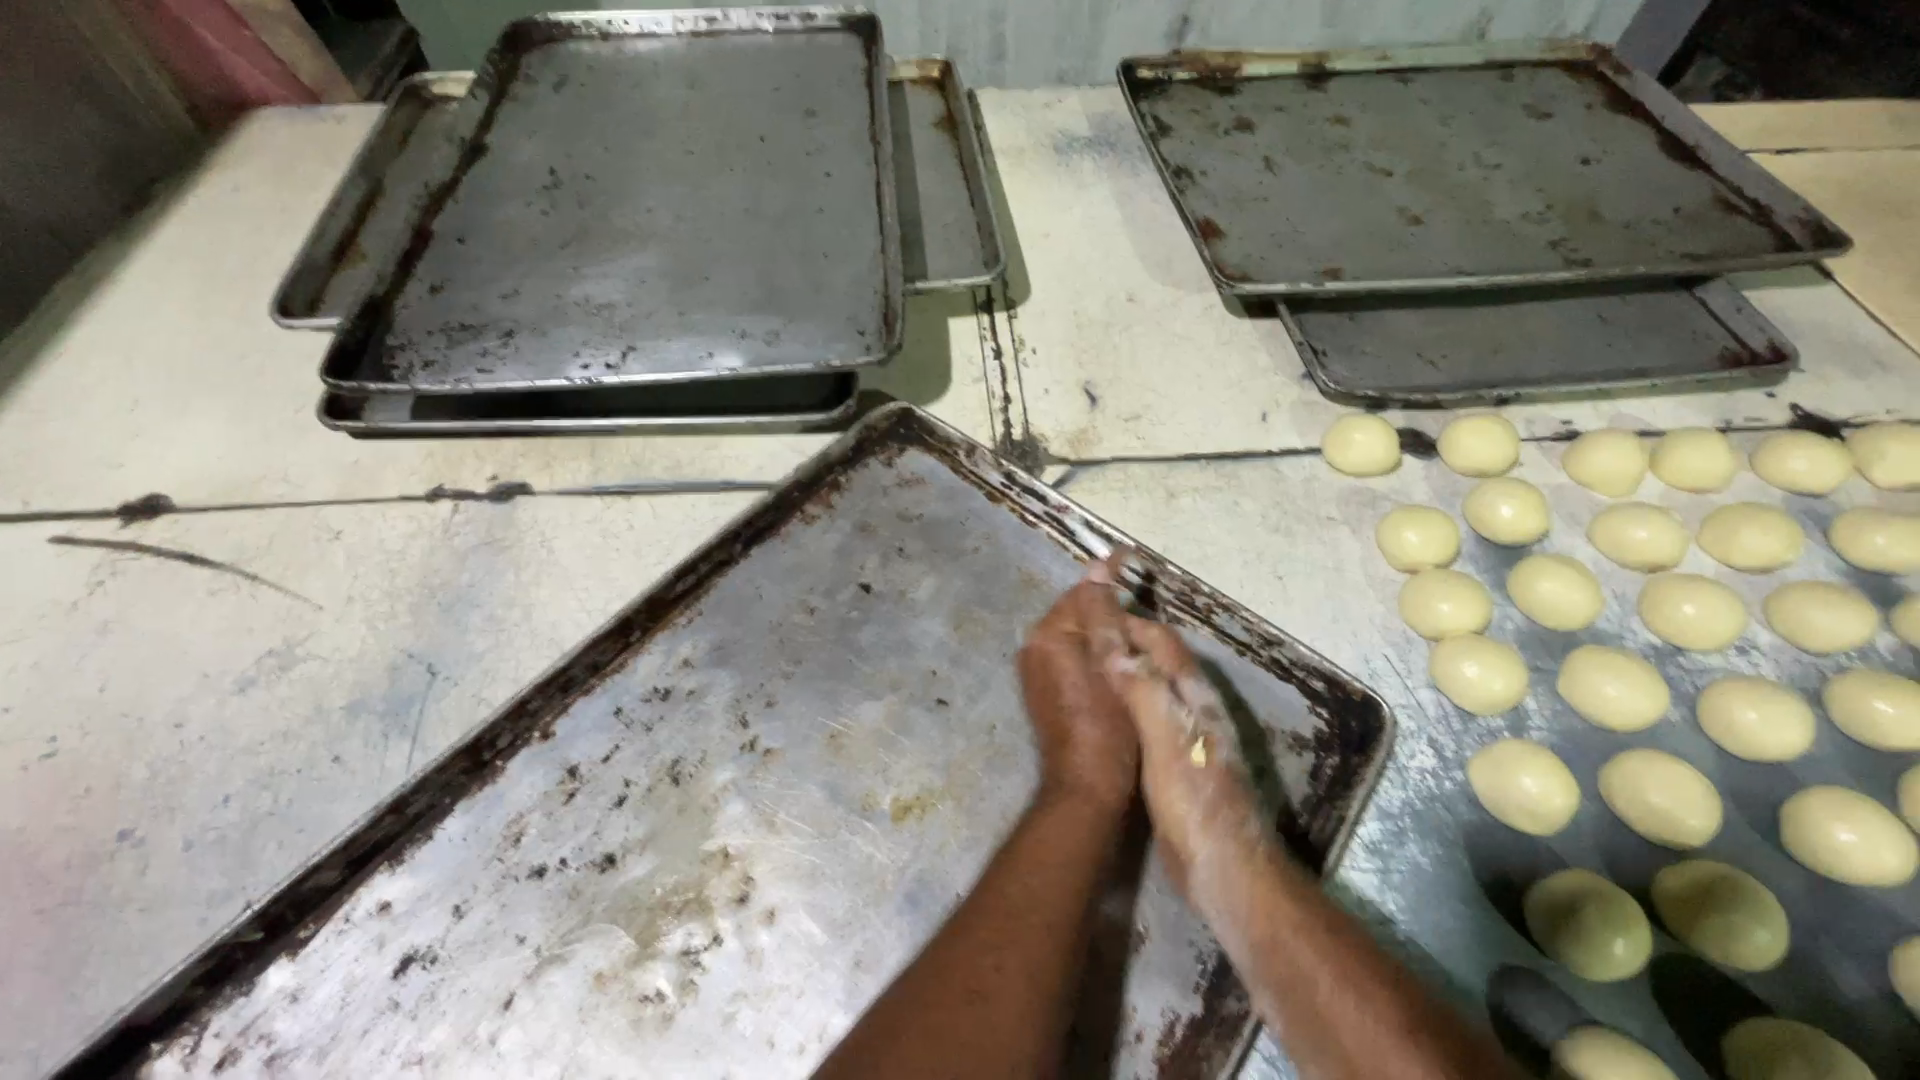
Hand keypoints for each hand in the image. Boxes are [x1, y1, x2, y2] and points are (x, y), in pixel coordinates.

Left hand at [1016, 558, 1140, 813]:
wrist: (1086, 787)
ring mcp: (1036, 670)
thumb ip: (1104, 614)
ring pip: (1076, 634)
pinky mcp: (1045, 690)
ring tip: (1140, 628)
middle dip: (1109, 604)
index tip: (1134, 558)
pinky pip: (1072, 655)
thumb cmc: (1108, 727)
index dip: (1110, 575)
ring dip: (1103, 628)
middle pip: (1078, 611)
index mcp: (1049, 635)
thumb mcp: (1114, 665)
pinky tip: (1121, 658)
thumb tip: (1098, 568)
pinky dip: (1095, 651)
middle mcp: (1035, 647)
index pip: (1082, 591)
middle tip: (1146, 598)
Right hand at [1096, 614, 1274, 903]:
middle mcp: (1194, 709)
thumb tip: (1112, 643)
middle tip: (1080, 637)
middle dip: (1123, 642)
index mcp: (1194, 696)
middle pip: (1157, 661)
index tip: (1089, 610)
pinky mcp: (1177, 765)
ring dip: (1123, 673)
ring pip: (1152, 690)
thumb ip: (1142, 690)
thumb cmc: (1195, 800)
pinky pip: (1146, 720)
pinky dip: (1124, 706)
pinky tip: (1103, 716)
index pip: (1159, 641)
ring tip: (1085, 668)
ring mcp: (1188, 738)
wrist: (1224, 867)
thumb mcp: (1166, 738)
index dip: (1127, 621)